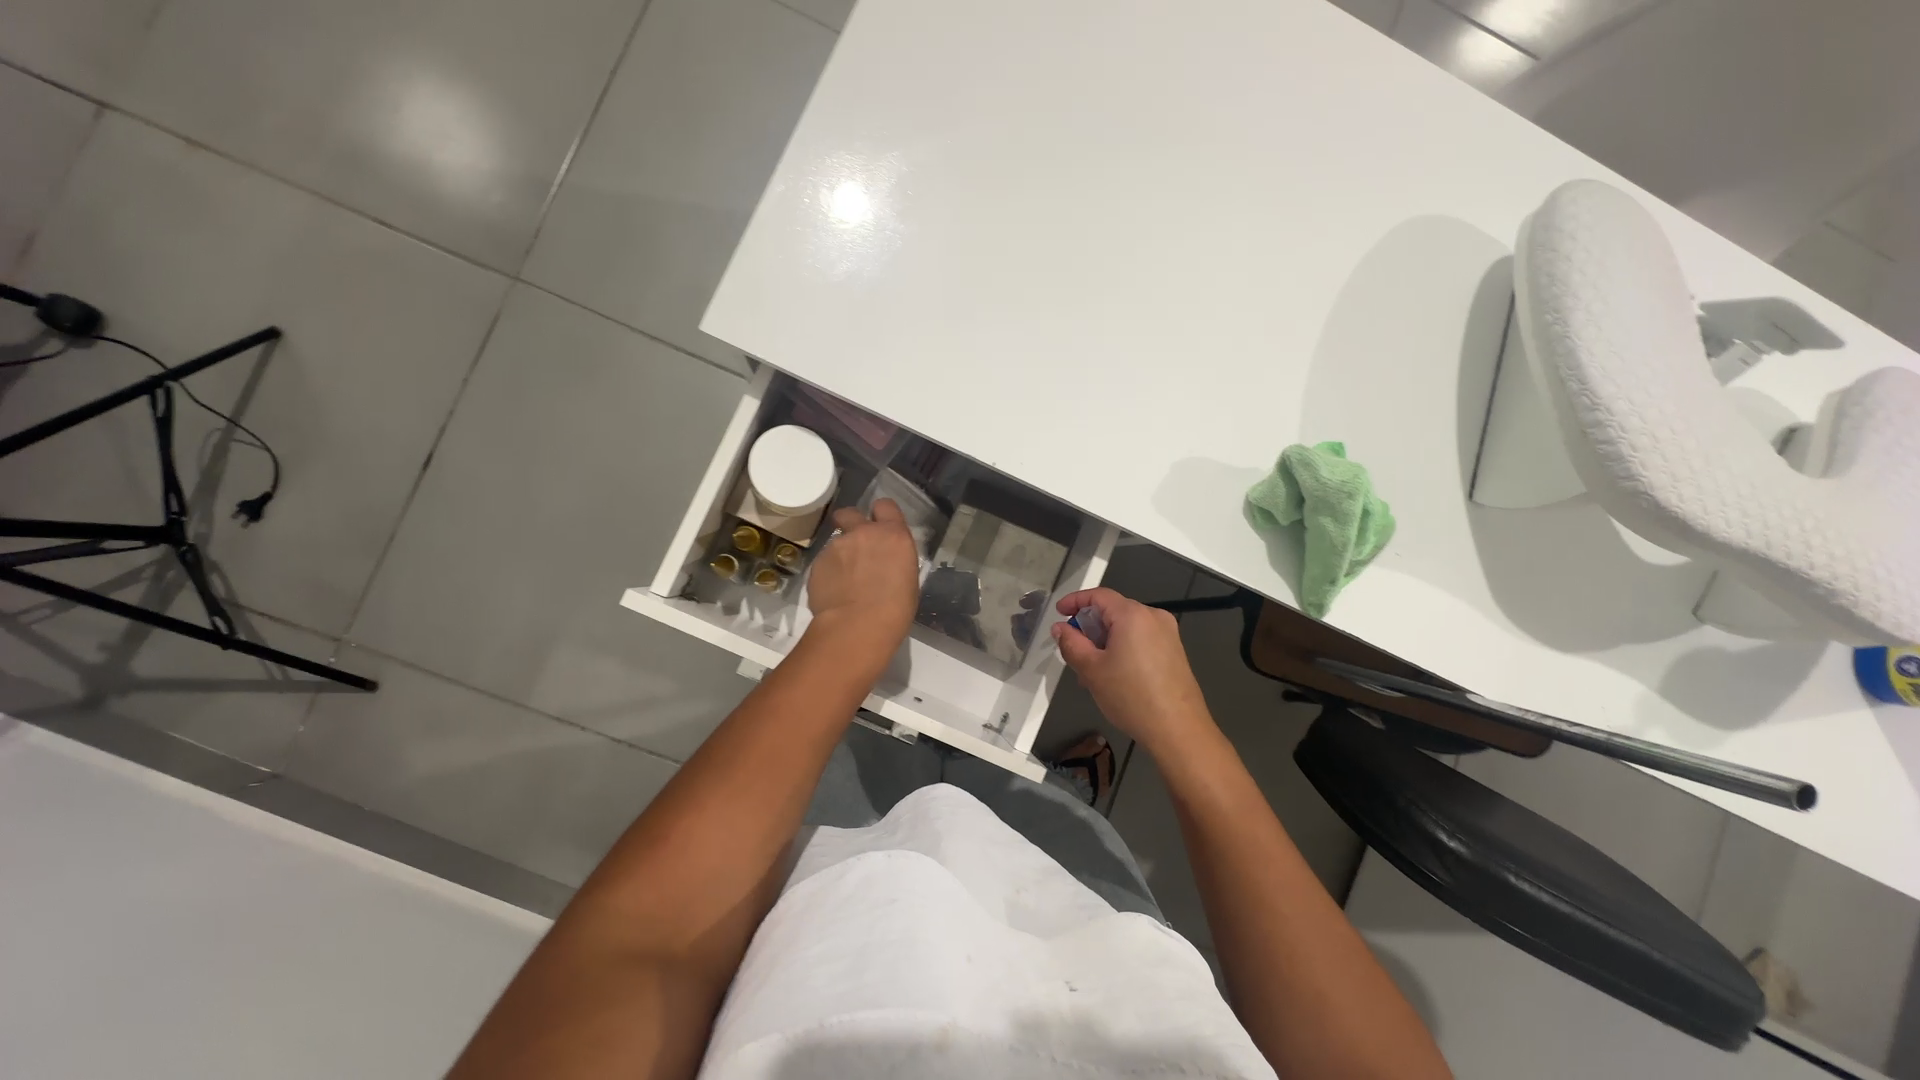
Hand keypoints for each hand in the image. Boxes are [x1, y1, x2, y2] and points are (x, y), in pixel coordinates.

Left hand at [805, 498, 920, 652]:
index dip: (881, 515)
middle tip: (854, 546)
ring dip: (840, 556)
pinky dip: (828, 573)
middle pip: (850, 512)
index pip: (886, 505)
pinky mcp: (817, 562)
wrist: (857, 627)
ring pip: (836, 542)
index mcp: (893, 535)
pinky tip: (833, 593)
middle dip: (850, 523)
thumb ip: (893, 559)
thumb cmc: (894, 610)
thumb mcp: (907, 578)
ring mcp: (837, 545)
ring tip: (844, 583)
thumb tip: (883, 561)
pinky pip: (824, 563)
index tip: (879, 528)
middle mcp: (863, 532)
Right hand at [1052, 587, 1214, 752]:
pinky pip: (1141, 640)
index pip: (1099, 596)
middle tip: (1072, 650)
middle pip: (1114, 611)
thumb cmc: (1130, 695)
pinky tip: (1113, 675)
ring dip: (1105, 641)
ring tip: (1090, 670)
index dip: (1075, 601)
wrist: (1178, 729)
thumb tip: (1060, 628)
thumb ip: (1071, 644)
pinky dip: (1122, 648)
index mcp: (1133, 615)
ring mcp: (1168, 634)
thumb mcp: (1092, 670)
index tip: (1058, 613)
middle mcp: (1154, 617)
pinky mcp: (1175, 652)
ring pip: (1127, 628)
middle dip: (1089, 627)